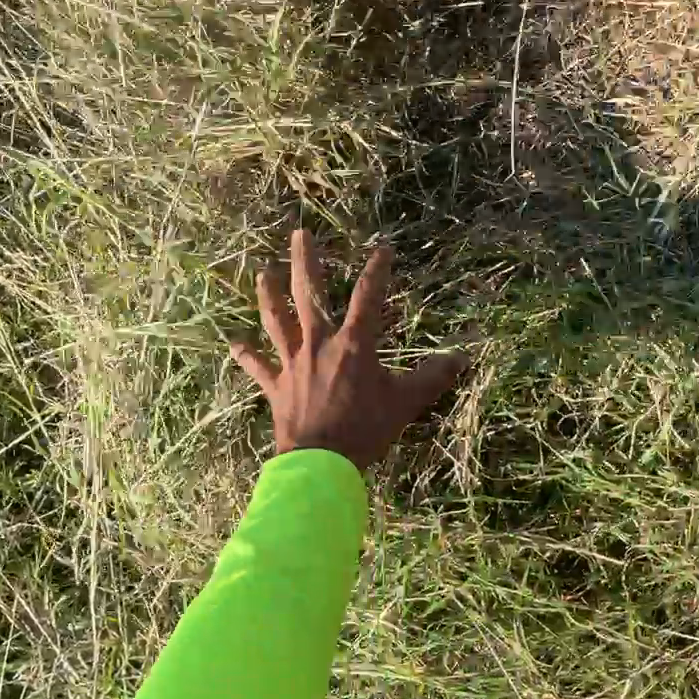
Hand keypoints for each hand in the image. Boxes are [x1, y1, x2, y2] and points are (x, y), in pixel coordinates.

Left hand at [230, 230, 468, 470]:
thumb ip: (433, 377)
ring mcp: (293, 363)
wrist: (320, 464)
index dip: (377, 272)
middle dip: (305, 262)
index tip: (383, 249)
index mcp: (354, 345)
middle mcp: (319, 344)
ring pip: (277, 320)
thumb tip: (463, 358)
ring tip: (261, 271)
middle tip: (298, 234)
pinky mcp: (276, 386)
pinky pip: (258, 366)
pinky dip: (246, 354)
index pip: (368, 298)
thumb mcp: (405, 403)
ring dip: (268, 295)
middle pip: (308, 295)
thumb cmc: (365, 430)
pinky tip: (234, 342)